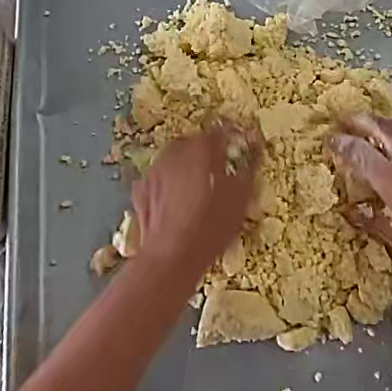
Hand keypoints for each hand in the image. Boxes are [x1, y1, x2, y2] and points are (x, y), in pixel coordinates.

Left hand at [130, 125, 259, 277]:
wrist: (171, 256)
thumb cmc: (210, 227)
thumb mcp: (239, 200)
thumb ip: (245, 172)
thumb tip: (251, 160)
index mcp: (201, 149)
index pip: (220, 134)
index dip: (231, 141)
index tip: (239, 150)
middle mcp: (175, 152)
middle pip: (194, 145)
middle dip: (206, 155)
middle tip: (218, 174)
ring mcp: (155, 170)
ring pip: (174, 162)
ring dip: (185, 170)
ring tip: (197, 192)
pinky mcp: (141, 190)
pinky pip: (159, 182)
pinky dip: (167, 188)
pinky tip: (175, 205)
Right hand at [333, 114, 391, 274]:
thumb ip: (374, 223)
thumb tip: (351, 213)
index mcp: (391, 177)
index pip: (358, 151)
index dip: (341, 143)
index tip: (330, 139)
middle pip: (378, 126)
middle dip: (358, 120)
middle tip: (346, 120)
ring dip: (384, 121)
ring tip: (376, 125)